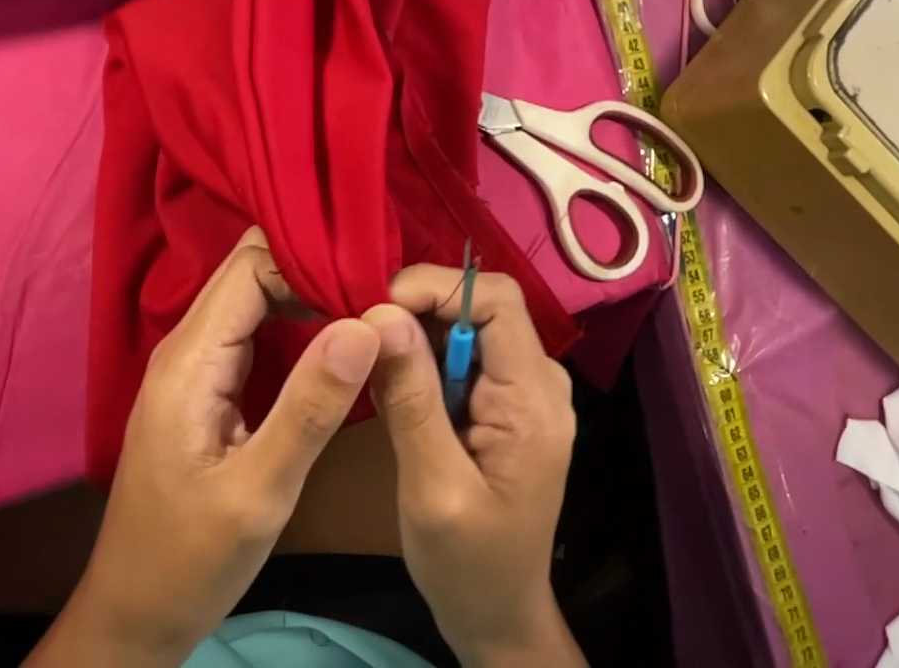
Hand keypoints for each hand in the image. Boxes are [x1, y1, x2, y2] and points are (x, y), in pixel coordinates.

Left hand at [31, 228, 382, 666]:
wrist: (134, 613)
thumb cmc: (190, 559)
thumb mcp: (260, 491)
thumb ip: (311, 407)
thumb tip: (366, 325)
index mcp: (191, 361)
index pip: (252, 267)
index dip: (310, 262)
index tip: (370, 281)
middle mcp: (188, 348)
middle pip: (251, 271)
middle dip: (313, 268)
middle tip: (379, 287)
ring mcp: (196, 366)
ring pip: (254, 297)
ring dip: (309, 292)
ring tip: (369, 303)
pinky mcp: (209, 386)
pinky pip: (255, 329)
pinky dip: (298, 321)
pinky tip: (338, 335)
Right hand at [363, 266, 586, 667]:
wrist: (497, 611)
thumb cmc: (469, 563)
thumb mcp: (432, 488)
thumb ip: (411, 399)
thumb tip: (383, 316)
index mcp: (534, 398)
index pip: (497, 301)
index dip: (436, 287)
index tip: (375, 307)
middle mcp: (538, 380)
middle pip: (481, 306)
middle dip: (418, 309)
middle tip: (360, 334)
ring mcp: (523, 389)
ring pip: (468, 326)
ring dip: (416, 334)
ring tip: (370, 363)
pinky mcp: (504, 400)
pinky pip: (464, 355)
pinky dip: (423, 359)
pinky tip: (392, 386)